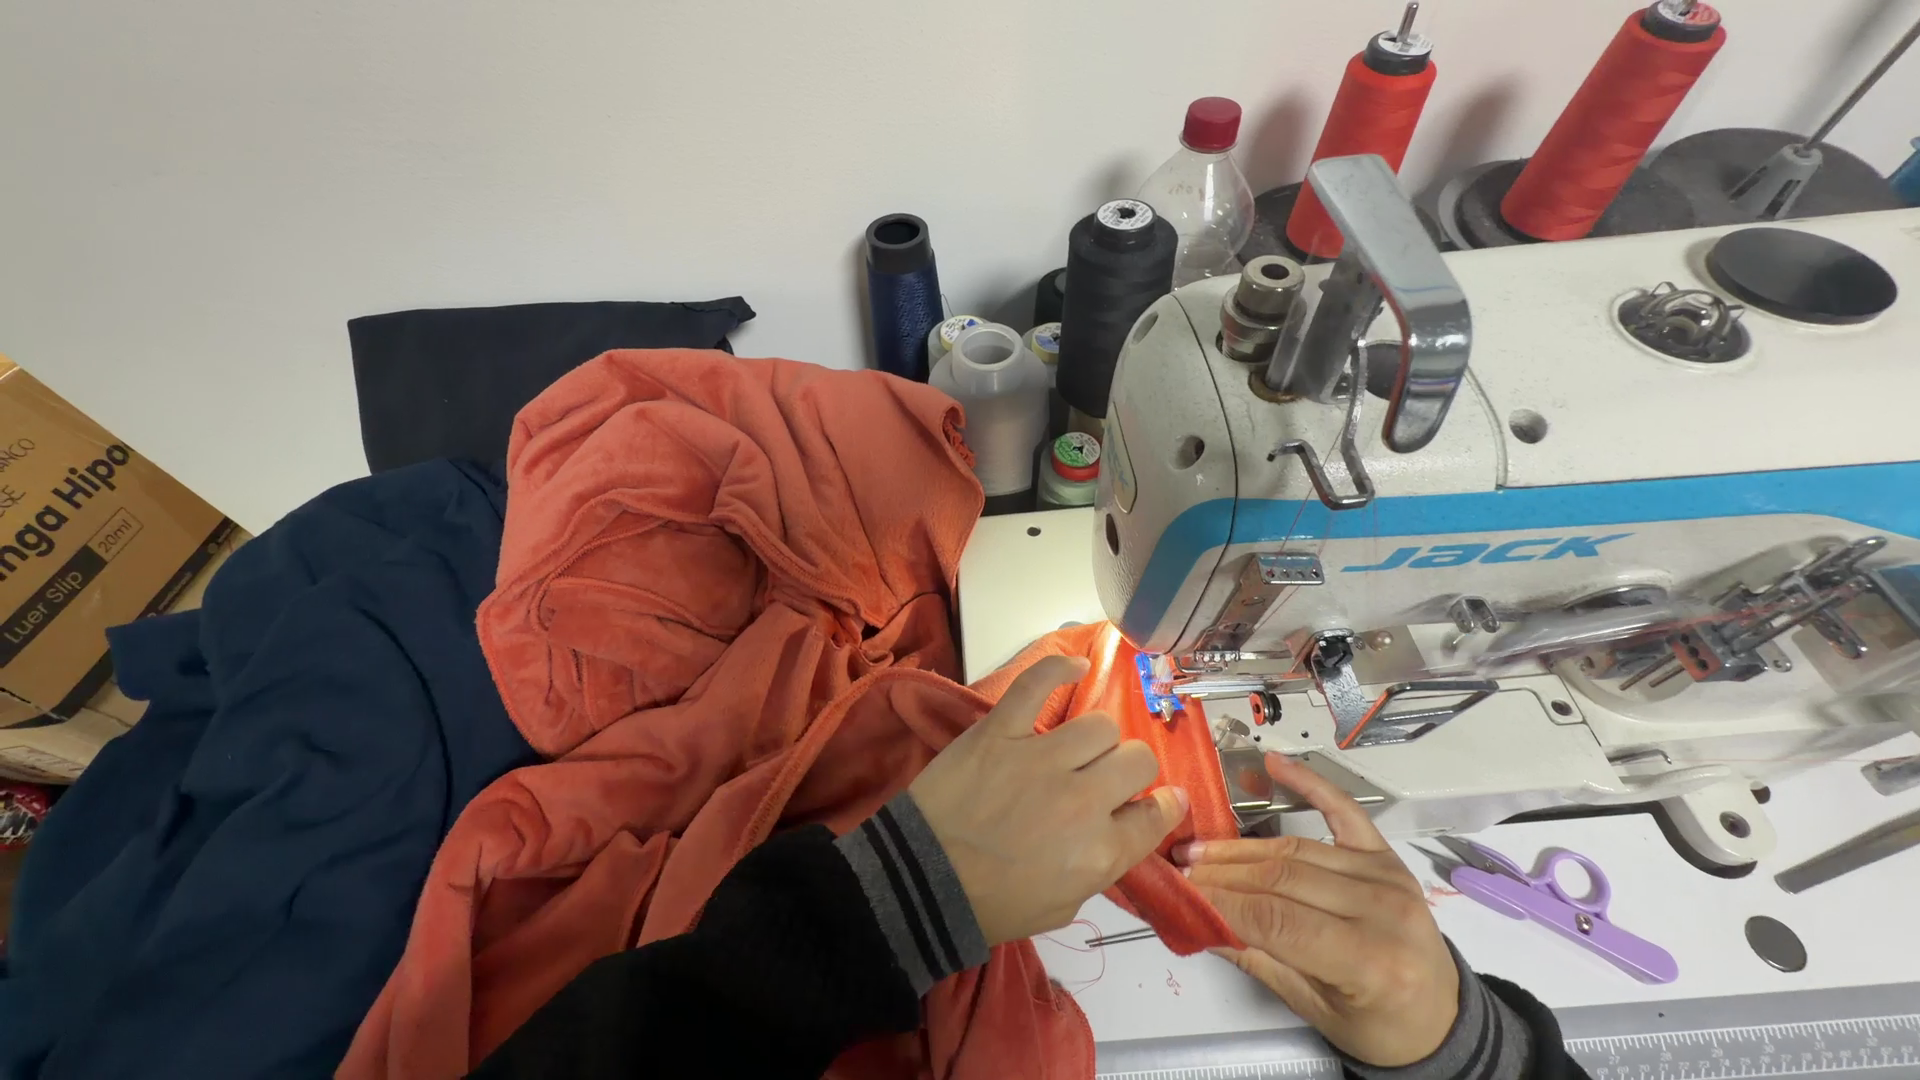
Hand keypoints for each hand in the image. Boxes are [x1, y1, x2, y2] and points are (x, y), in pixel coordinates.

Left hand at [910, 655, 1188, 946]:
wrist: (924, 882)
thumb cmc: (994, 903)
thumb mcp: (1064, 905)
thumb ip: (1102, 866)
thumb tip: (1121, 827)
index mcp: (1101, 852)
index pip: (1156, 815)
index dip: (1165, 805)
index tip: (1163, 799)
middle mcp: (1082, 800)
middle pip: (1136, 760)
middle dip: (1131, 770)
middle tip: (1108, 777)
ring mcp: (1040, 759)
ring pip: (1099, 726)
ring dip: (1095, 739)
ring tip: (1077, 748)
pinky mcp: (1000, 732)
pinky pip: (1038, 685)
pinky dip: (1059, 668)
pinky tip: (1076, 666)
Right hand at [1179, 754, 1457, 1067]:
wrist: (1439, 1019)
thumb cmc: (1378, 1024)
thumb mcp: (1313, 1008)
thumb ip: (1254, 958)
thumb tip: (1195, 919)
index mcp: (1370, 961)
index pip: (1276, 919)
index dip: (1222, 902)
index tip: (1180, 891)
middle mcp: (1383, 911)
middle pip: (1282, 878)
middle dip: (1222, 872)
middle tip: (1179, 867)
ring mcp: (1386, 876)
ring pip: (1295, 849)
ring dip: (1241, 846)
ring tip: (1200, 847)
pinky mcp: (1385, 855)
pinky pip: (1344, 811)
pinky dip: (1309, 784)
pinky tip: (1275, 764)